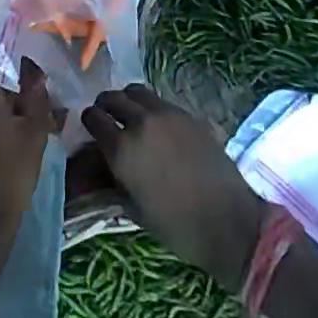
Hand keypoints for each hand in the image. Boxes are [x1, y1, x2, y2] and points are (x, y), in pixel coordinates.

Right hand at [81, 85, 264, 291]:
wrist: (228, 221)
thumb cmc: (176, 226)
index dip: (89, 121)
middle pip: (112, 97)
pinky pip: (160, 100)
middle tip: (107, 118)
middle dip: (105, 106)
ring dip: (128, 100)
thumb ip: (113, 178)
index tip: (91, 128)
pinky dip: (151, 107)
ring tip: (132, 115)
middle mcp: (140, 123)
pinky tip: (158, 125)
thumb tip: (100, 165)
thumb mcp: (133, 208)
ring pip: (136, 91)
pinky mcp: (188, 113)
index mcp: (122, 149)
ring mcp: (166, 114)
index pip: (93, 118)